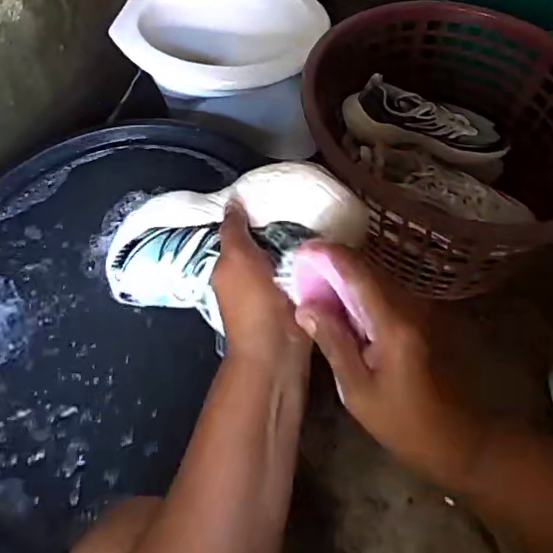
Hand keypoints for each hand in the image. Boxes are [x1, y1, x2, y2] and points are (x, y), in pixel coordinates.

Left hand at [209, 201, 306, 364]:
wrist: (277, 355)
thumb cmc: (253, 303)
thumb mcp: (237, 258)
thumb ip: (234, 230)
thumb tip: (232, 202)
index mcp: (227, 267)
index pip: (238, 233)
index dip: (254, 216)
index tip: (275, 197)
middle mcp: (245, 280)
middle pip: (264, 247)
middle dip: (279, 232)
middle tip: (304, 209)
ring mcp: (270, 296)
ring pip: (284, 263)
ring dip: (297, 250)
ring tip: (319, 227)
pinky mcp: (294, 308)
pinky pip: (302, 279)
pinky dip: (310, 269)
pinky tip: (325, 255)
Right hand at [292, 243, 492, 489]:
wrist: (462, 443)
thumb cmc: (407, 425)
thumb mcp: (358, 392)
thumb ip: (332, 343)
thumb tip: (304, 306)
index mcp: (393, 323)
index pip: (355, 271)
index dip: (324, 254)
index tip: (296, 253)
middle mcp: (408, 306)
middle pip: (364, 266)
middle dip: (329, 261)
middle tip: (297, 270)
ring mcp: (417, 309)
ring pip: (372, 274)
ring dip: (342, 272)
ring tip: (311, 283)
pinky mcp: (418, 317)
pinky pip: (380, 288)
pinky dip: (355, 286)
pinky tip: (337, 301)